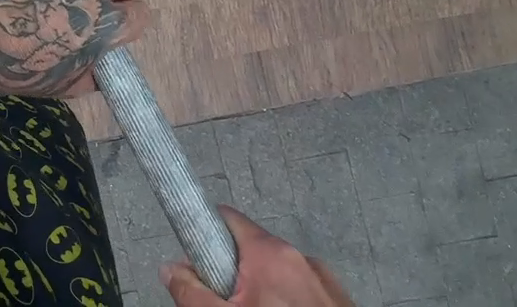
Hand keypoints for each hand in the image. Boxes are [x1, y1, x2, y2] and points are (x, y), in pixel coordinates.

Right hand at [163, 208, 355, 306]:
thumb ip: (191, 292)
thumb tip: (170, 269)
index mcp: (271, 252)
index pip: (226, 218)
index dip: (206, 236)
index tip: (200, 265)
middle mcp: (302, 258)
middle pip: (251, 252)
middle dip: (234, 274)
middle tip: (228, 303)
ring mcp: (329, 283)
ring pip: (280, 276)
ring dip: (264, 292)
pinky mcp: (346, 304)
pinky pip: (306, 294)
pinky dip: (291, 304)